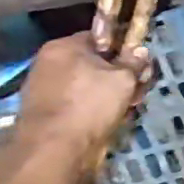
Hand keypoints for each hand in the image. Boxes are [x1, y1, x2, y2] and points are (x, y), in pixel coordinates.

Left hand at [14, 33, 151, 154]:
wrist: (53, 146)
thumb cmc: (91, 104)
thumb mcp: (125, 79)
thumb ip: (134, 61)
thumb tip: (139, 50)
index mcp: (64, 47)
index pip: (103, 37)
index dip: (126, 49)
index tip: (141, 65)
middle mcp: (48, 61)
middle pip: (95, 61)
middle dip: (121, 73)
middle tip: (138, 88)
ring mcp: (42, 85)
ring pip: (88, 81)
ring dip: (110, 90)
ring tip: (127, 106)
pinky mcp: (43, 106)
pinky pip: (77, 97)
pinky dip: (93, 103)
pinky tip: (108, 115)